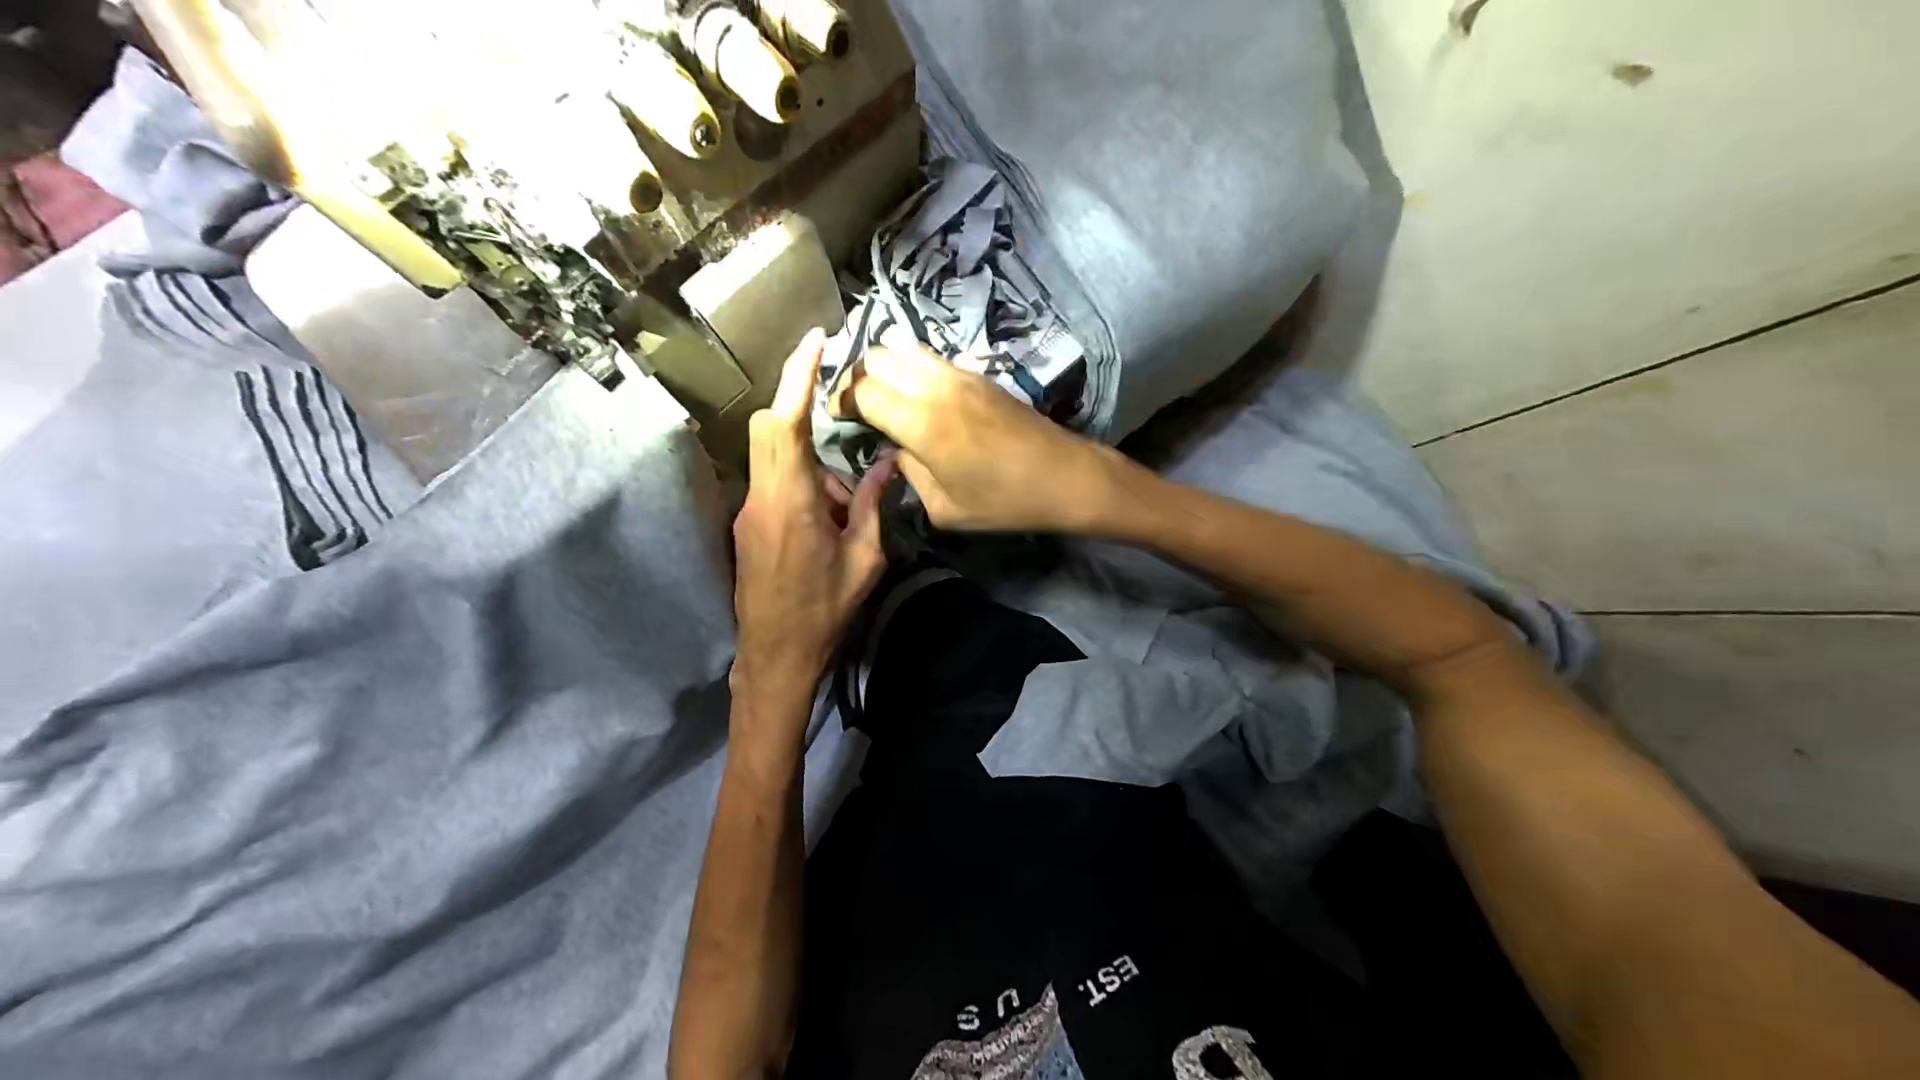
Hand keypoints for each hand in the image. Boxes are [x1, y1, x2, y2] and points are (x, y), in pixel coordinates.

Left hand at [732, 330, 895, 707]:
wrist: (775, 657)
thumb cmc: (824, 612)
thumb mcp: (864, 561)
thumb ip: (872, 505)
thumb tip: (887, 464)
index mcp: (789, 501)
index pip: (786, 421)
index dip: (798, 375)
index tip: (815, 340)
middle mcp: (759, 497)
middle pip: (773, 430)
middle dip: (808, 423)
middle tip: (844, 461)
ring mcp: (747, 512)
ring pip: (777, 460)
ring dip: (813, 473)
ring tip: (843, 520)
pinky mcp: (746, 526)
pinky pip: (773, 486)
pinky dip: (803, 491)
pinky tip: (825, 530)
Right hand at [835, 343, 1132, 532]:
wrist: (1065, 476)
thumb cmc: (1004, 502)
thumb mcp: (944, 507)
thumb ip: (908, 473)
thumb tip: (896, 450)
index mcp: (922, 423)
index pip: (862, 390)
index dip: (842, 400)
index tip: (839, 417)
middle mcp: (936, 387)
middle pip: (877, 357)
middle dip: (857, 376)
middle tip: (857, 404)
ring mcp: (959, 374)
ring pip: (903, 348)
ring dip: (884, 366)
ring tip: (883, 395)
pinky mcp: (978, 373)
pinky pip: (930, 357)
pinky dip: (910, 367)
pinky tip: (915, 394)